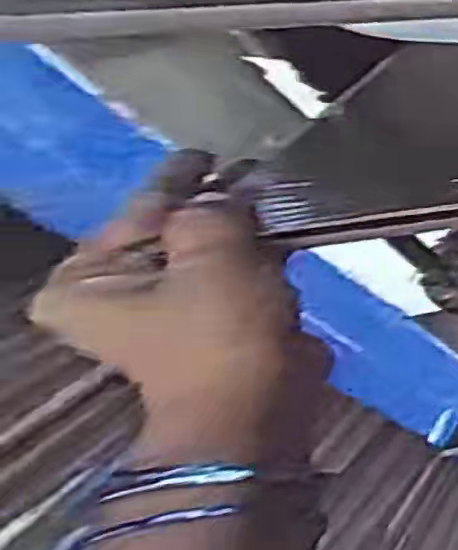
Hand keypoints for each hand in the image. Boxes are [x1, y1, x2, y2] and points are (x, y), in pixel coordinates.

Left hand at [29, 151, 328, 466]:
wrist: (256, 395)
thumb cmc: (221, 330)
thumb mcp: (216, 260)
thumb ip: (214, 214)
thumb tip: (227, 190)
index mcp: (85, 281)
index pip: (139, 213)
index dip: (179, 182)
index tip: (207, 154)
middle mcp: (109, 293)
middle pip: (169, 232)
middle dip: (215, 205)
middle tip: (253, 173)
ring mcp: (159, 309)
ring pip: (203, 251)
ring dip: (241, 228)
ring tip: (273, 199)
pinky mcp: (208, 318)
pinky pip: (227, 272)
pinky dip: (254, 253)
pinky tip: (280, 237)